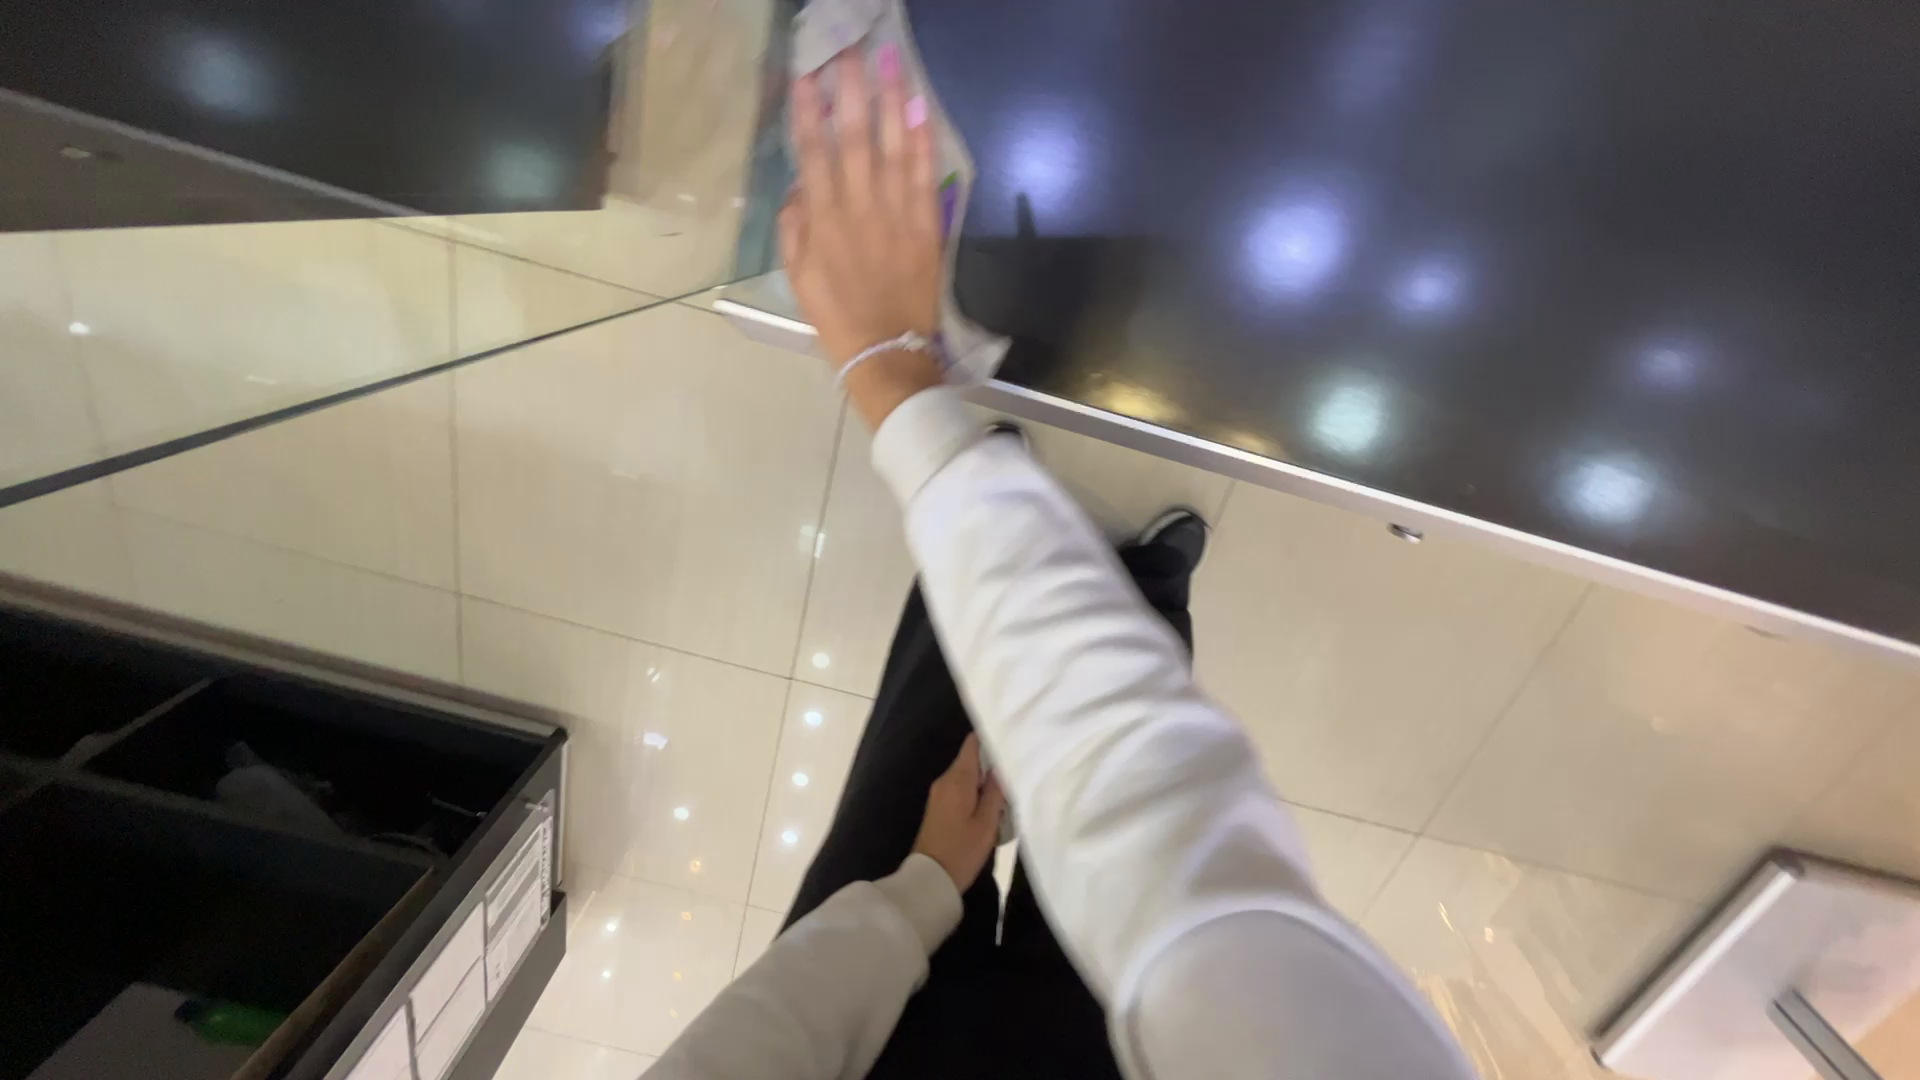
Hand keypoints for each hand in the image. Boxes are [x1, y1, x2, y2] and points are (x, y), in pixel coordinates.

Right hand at [780, 47, 942, 368]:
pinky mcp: (926, 227)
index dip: (807, 111)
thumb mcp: (797, 277)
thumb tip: (799, 187)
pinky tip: (921, 109)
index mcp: (823, 220)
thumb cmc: (837, 317)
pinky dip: (923, 142)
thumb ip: (793, 227)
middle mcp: (859, 207)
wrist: (887, 351)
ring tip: (889, 61)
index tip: (805, 74)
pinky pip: (926, 176)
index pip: (812, 152)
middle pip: (853, 136)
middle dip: (850, 89)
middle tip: (849, 49)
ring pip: (892, 147)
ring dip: (890, 101)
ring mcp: (896, 214)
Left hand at [910, 734, 1006, 891]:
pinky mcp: (939, 807)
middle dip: (991, 762)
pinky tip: (991, 803)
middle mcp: (945, 780)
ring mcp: (939, 793)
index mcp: (957, 779)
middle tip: (1016, 767)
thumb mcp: (986, 823)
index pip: (972, 744)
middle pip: (970, 760)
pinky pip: (960, 789)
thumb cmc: (961, 851)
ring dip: (984, 779)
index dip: (990, 739)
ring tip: (1008, 786)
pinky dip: (975, 791)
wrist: (929, 880)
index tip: (1010, 740)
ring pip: (966, 776)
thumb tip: (1000, 766)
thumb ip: (995, 792)